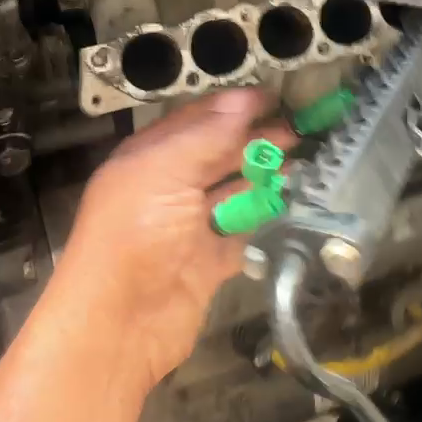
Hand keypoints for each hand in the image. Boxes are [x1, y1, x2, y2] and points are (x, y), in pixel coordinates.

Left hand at [41, 88, 277, 386]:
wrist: (119, 324)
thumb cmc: (134, 234)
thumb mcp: (165, 171)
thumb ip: (207, 136)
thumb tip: (243, 99)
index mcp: (150, 157)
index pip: (195, 121)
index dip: (232, 107)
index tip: (272, 97)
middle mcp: (168, 187)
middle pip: (217, 155)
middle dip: (254, 140)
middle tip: (297, 130)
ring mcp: (188, 226)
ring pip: (232, 193)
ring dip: (263, 179)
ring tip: (302, 164)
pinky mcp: (207, 263)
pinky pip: (242, 236)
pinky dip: (263, 223)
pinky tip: (291, 209)